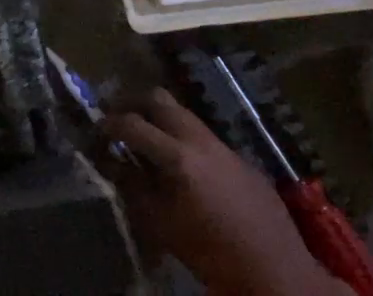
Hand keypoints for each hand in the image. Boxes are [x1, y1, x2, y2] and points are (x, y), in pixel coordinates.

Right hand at [98, 89, 349, 295]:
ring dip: (159, 119)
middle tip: (116, 117)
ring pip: (184, 114)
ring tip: (146, 139)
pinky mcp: (242, 160)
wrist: (278, 273)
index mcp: (178, 156)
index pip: (131, 123)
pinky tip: (182, 165)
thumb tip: (110, 161)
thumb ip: (132, 186)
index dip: (107, 123)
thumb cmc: (212, 253)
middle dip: (132, 103)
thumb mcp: (161, 224)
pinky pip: (204, 137)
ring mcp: (225, 147)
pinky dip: (184, 139)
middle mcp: (200, 141)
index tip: (95, 130)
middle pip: (159, 99)